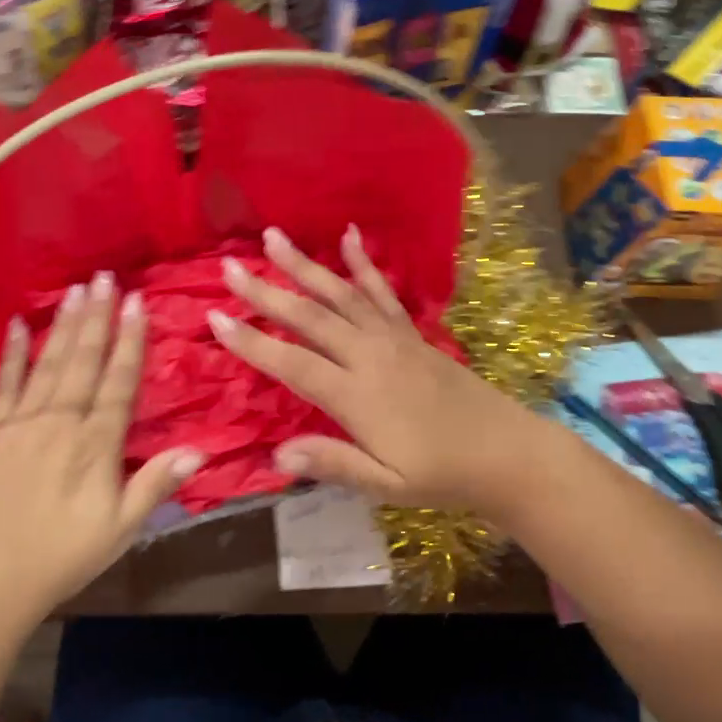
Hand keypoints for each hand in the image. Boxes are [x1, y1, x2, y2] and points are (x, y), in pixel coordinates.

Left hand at [0, 272, 202, 627]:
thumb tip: (199, 450)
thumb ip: (154, 485)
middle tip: (104, 277)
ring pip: (48, 364)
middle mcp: (59, 422)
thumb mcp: (119, 531)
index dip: (131, 341)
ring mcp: (20, 424)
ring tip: (76, 291)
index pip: (118, 382)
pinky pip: (3, 384)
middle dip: (97, 318)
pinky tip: (18, 326)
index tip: (137, 303)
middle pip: (83, 362)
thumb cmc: (60, 558)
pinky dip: (12, 354)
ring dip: (64, 326)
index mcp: (95, 444)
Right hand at [209, 226, 559, 520]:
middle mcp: (371, 357)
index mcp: (357, 396)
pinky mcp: (412, 334)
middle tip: (230, 267)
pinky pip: (382, 293)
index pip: (292, 364)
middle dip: (267, 292)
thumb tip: (277, 456)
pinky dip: (364, 264)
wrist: (506, 453)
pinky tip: (349, 237)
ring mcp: (394, 340)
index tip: (215, 317)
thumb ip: (334, 465)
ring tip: (274, 237)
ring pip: (341, 295)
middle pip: (310, 318)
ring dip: (305, 266)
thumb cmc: (441, 475)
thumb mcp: (386, 484)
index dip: (251, 342)